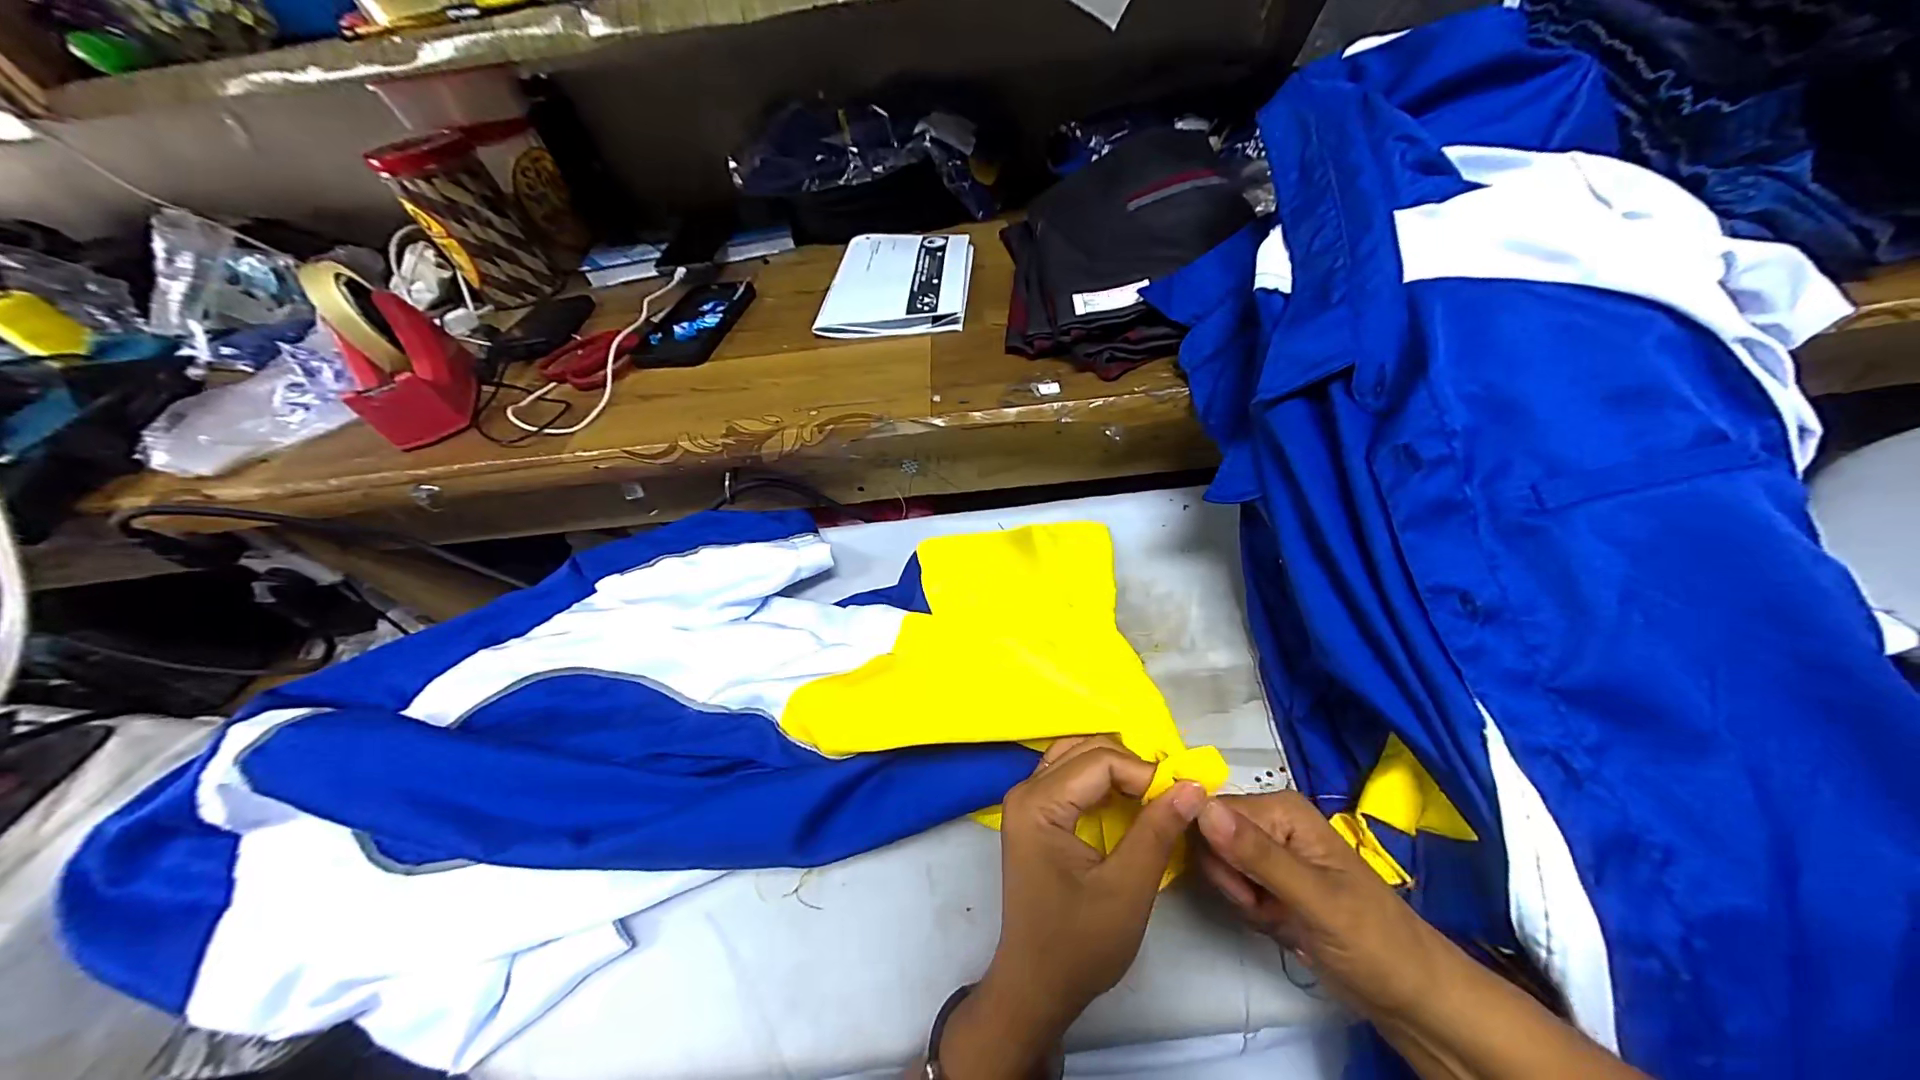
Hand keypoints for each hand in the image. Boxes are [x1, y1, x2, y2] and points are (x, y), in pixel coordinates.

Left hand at [935, 736, 1206, 1077]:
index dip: (1146, 774)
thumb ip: (1157, 831)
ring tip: (1155, 797)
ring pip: (1079, 756)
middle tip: (1172, 797)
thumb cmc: (1078, 944)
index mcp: (1038, 804)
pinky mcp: (1036, 814)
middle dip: (1134, 765)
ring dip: (1119, 768)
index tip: (1182, 801)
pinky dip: (1104, 780)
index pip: (1101, 760)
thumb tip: (1192, 786)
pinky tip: (1131, 803)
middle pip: (1087, 749)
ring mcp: (1027, 801)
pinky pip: (1072, 775)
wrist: (1036, 984)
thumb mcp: (1128, 889)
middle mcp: (1026, 790)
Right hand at [1195, 793, 1648, 1079]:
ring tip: (1278, 916)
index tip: (1247, 888)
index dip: (1218, 853)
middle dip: (1231, 879)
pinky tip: (1277, 922)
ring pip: (1217, 864)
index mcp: (1281, 808)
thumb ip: (1257, 855)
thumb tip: (1202, 807)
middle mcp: (1271, 820)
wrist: (1414, 998)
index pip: (1210, 812)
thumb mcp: (1315, 900)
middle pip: (1210, 838)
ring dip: (1240, 897)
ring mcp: (1268, 851)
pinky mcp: (1268, 879)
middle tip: (1266, 906)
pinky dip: (1247, 909)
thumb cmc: (1374, 944)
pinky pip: (1231, 885)